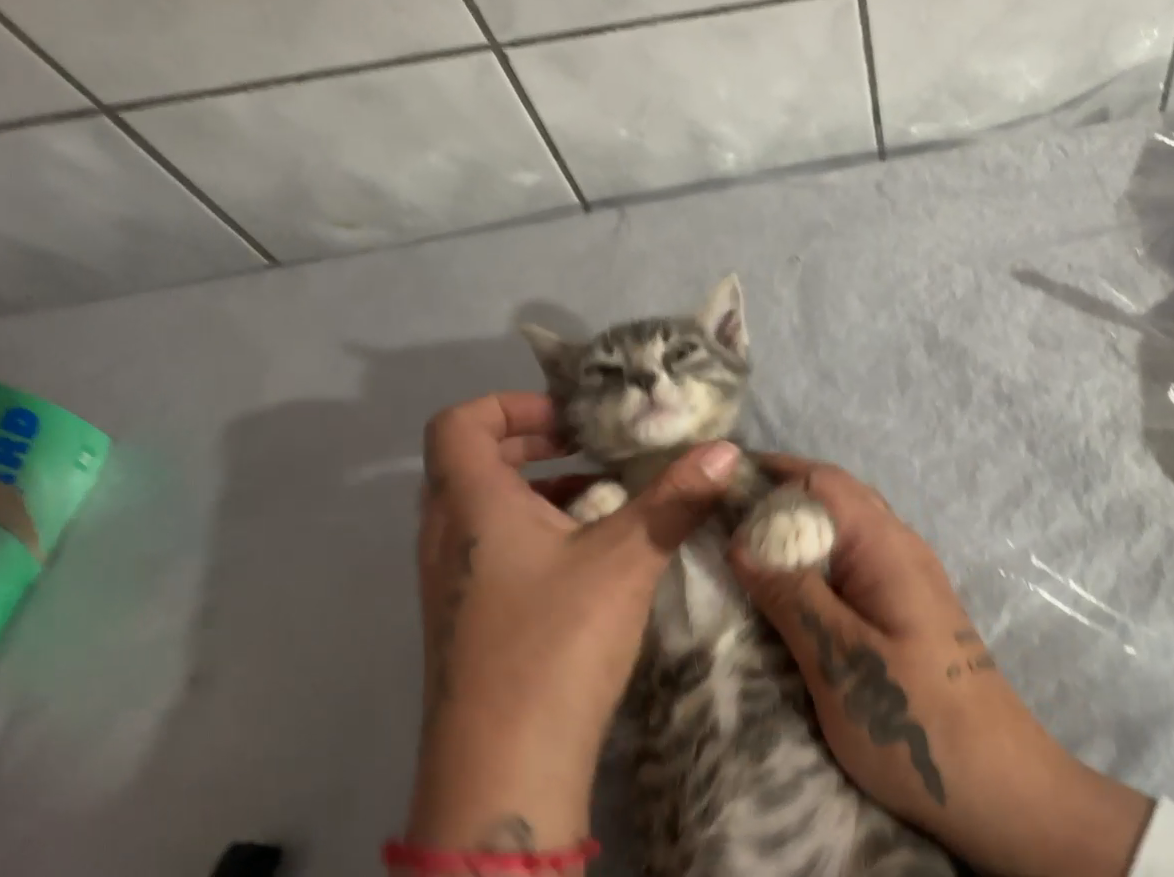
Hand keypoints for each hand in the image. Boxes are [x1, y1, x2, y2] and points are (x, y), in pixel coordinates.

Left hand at [404, 392, 740, 855]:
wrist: (504, 768)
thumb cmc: (556, 642)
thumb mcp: (626, 559)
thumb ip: (675, 499)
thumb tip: (726, 449)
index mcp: (471, 506)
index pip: (460, 423)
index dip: (513, 406)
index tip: (573, 421)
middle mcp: (447, 537)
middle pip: (471, 462)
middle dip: (536, 446)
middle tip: (593, 451)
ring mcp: (452, 583)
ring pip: (485, 510)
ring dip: (541, 492)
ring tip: (606, 501)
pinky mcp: (468, 621)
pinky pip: (493, 550)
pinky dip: (537, 534)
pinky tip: (595, 560)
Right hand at [729, 456, 1154, 876]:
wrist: (997, 782)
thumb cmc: (916, 721)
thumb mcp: (841, 660)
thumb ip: (792, 595)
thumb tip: (741, 538)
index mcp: (886, 547)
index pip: (823, 481)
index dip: (771, 472)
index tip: (716, 482)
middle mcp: (901, 549)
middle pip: (836, 498)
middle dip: (779, 497)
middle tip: (718, 516)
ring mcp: (908, 580)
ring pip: (845, 531)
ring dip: (796, 530)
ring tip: (741, 548)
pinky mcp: (907, 611)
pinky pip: (853, 564)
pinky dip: (815, 561)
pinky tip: (788, 590)